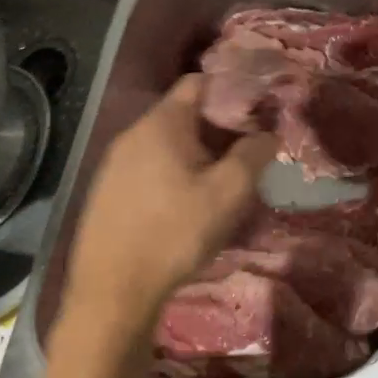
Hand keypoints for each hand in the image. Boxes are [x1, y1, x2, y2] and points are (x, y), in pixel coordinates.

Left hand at [64, 75, 275, 329]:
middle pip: (186, 114)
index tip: (261, 110)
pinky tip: (192, 204)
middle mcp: (133, 135)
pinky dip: (178, 173)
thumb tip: (268, 133)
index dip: (233, 90)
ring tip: (227, 180)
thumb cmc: (176, 233)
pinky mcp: (108, 193)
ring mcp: (114, 165)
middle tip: (252, 151)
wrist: (112, 294)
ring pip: (169, 143)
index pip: (200, 83)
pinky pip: (152, 167)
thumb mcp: (229, 192)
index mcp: (161, 125)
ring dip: (201, 154)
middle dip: (222, 128)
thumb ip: (254, 153)